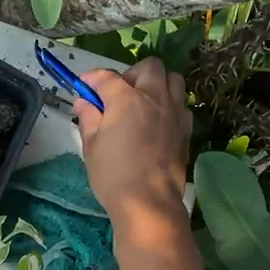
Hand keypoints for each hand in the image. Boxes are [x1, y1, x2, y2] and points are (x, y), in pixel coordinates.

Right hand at [75, 58, 192, 241]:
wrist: (148, 202)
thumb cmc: (113, 176)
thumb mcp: (91, 148)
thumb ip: (89, 119)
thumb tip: (84, 102)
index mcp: (126, 99)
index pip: (106, 78)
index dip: (92, 79)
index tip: (84, 87)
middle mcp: (154, 97)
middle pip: (148, 67)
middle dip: (131, 74)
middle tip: (119, 94)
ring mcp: (174, 112)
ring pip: (172, 79)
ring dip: (157, 84)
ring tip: (143, 103)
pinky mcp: (186, 130)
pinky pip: (181, 105)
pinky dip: (169, 105)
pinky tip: (159, 122)